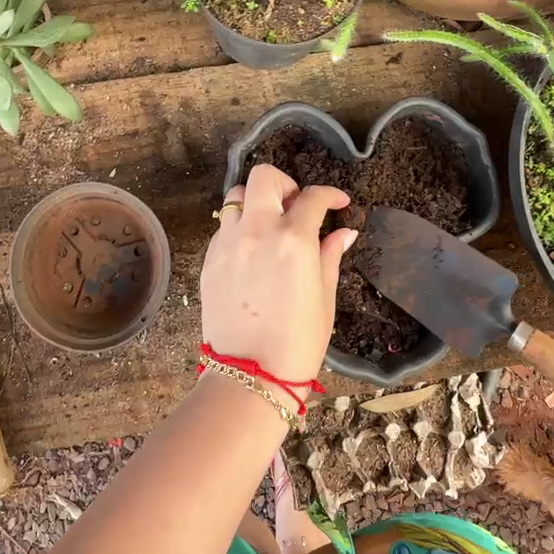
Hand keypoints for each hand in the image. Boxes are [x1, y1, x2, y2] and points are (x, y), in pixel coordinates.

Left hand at [201, 164, 356, 381]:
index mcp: (293, 240)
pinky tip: (253, 251)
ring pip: (236, 196)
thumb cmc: (298, 343)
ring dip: (256, 201)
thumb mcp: (325, 298)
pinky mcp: (209, 259)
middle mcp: (257, 231)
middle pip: (264, 177)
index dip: (330, 194)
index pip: (312, 197)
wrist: (251, 376)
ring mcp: (228, 243)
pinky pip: (224, 227)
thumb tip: (344, 232)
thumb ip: (330, 256)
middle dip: (285, 184)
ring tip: (270, 225)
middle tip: (297, 206)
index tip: (338, 202)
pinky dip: (240, 228)